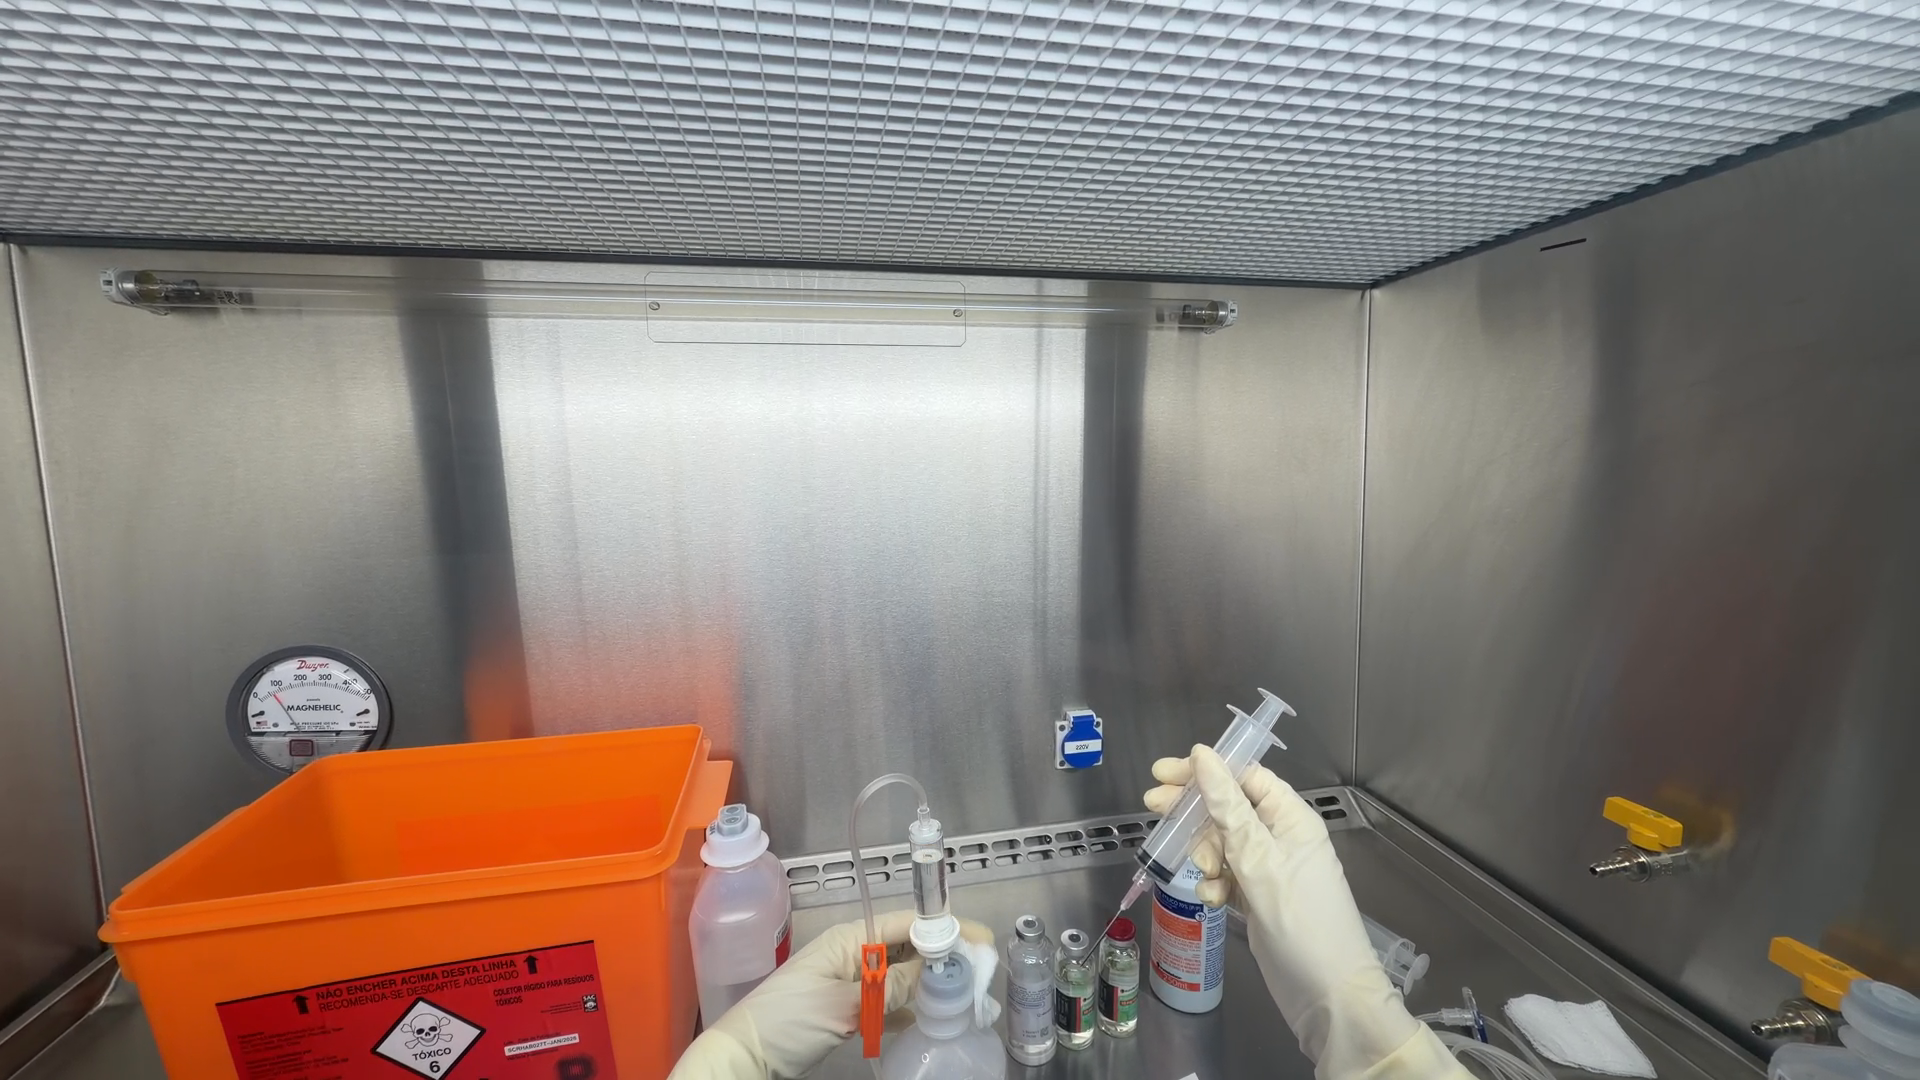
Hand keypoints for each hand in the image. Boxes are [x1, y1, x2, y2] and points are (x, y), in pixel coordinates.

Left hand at [670, 910, 993, 1079]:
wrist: (742, 1059)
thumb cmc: (788, 1021)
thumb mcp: (843, 1005)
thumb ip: (890, 987)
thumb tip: (934, 971)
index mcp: (852, 938)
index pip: (908, 923)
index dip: (945, 928)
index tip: (980, 938)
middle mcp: (855, 951)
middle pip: (907, 946)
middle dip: (943, 954)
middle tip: (979, 970)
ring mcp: (850, 979)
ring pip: (900, 973)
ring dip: (929, 980)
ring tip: (964, 991)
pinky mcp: (847, 1006)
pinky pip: (887, 998)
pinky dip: (910, 1004)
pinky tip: (931, 1015)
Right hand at [1146, 747, 1465, 1079]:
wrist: (1329, 999)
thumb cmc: (1299, 920)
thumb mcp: (1258, 858)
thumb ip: (1226, 805)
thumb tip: (1203, 753)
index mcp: (1290, 817)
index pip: (1241, 775)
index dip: (1203, 770)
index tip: (1163, 774)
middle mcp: (1280, 835)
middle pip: (1226, 806)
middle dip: (1192, 810)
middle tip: (1153, 806)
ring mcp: (1269, 867)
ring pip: (1221, 841)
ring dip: (1205, 853)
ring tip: (1204, 873)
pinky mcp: (1258, 894)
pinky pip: (1226, 873)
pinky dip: (1215, 882)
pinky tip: (1213, 898)